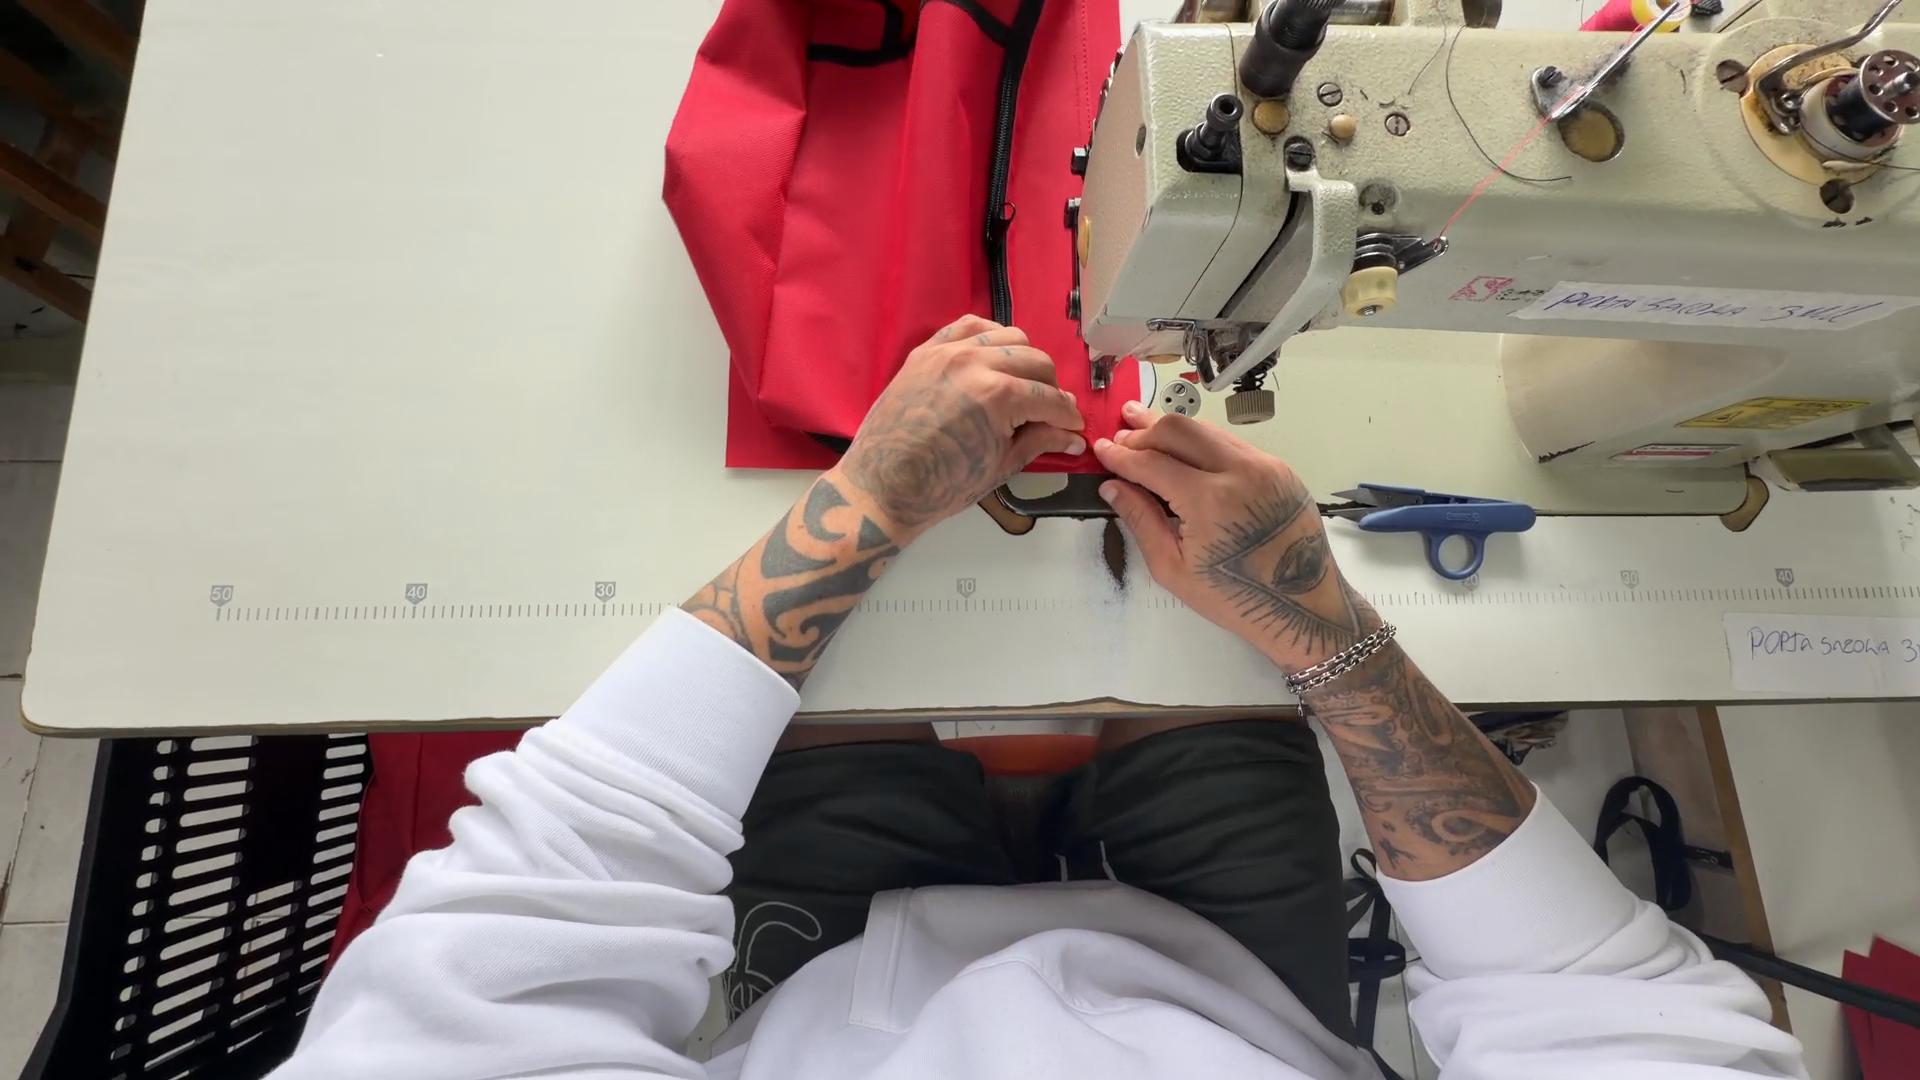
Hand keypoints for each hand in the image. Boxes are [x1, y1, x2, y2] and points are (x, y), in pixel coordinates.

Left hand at [833, 316, 1085, 541]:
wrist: (883, 487)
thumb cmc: (939, 486)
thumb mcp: (999, 467)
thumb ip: (1039, 441)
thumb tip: (1071, 436)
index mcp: (997, 397)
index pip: (1050, 398)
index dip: (1068, 416)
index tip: (1074, 426)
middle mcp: (974, 364)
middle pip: (1036, 362)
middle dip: (1051, 388)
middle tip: (1050, 412)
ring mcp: (947, 352)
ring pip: (1009, 337)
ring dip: (1025, 360)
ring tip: (1024, 386)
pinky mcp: (926, 352)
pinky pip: (969, 327)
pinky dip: (990, 338)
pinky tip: (996, 358)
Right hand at [1093, 401, 1379, 673]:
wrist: (1303, 606)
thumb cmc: (1233, 597)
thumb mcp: (1173, 568)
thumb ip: (1141, 520)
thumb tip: (1112, 486)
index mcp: (1209, 502)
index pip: (1152, 462)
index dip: (1120, 454)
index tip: (1100, 448)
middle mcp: (1239, 472)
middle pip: (1179, 429)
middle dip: (1143, 430)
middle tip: (1120, 436)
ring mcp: (1264, 465)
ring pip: (1207, 429)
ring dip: (1172, 429)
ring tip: (1143, 427)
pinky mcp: (1279, 468)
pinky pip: (1230, 443)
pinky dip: (1200, 443)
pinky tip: (1182, 451)